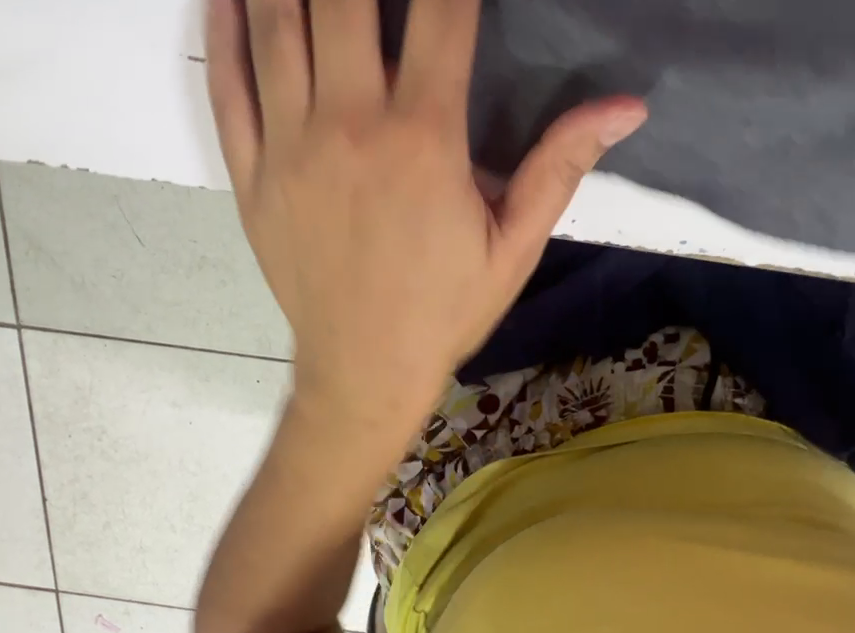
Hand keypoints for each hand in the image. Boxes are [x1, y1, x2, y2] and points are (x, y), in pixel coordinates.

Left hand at [206, 0, 645, 429]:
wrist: (363, 375)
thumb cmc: (442, 315)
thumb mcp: (513, 250)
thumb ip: (560, 168)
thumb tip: (629, 107)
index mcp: (424, 138)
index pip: (439, 9)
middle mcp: (350, 127)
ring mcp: (290, 150)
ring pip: (277, 24)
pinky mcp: (251, 179)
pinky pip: (228, 87)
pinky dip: (225, 29)